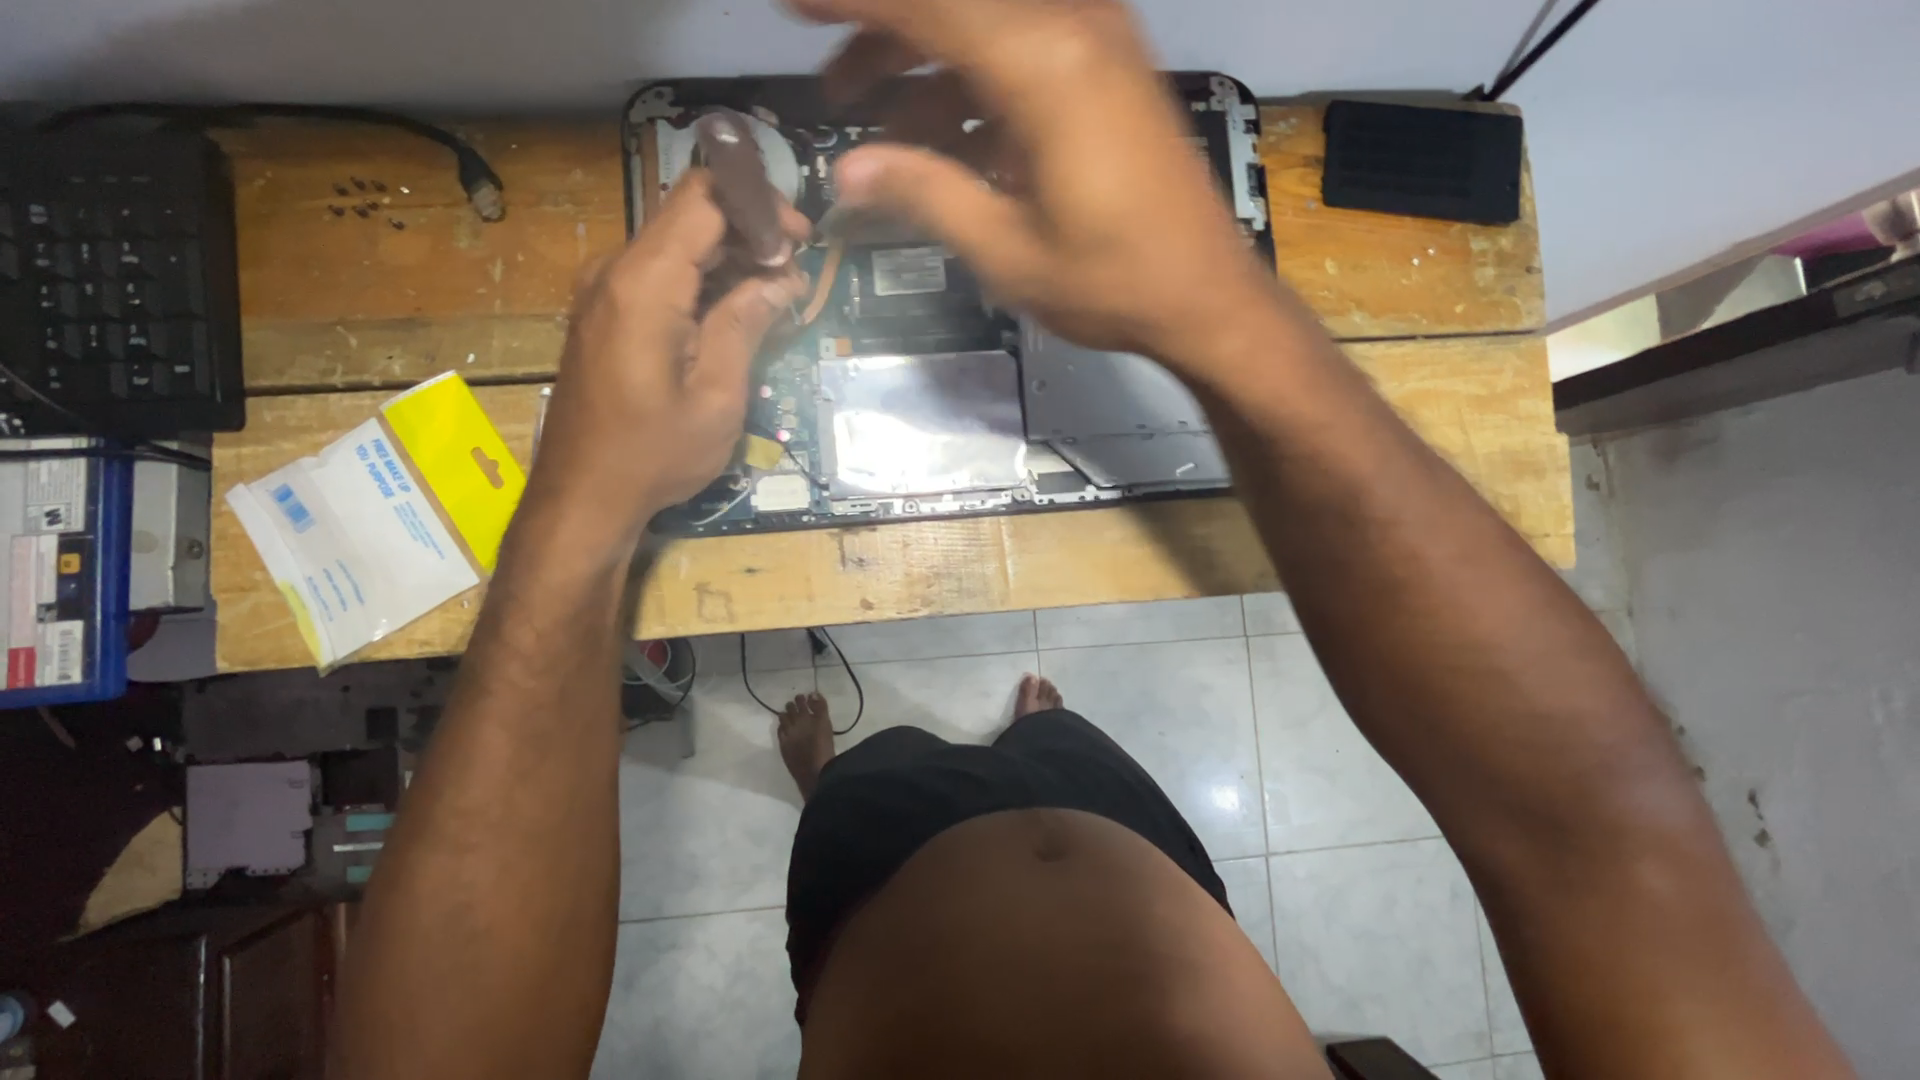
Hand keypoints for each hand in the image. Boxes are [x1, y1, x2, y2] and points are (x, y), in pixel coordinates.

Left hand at [527, 171, 809, 550]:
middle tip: (798, 271)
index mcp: (644, 283)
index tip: (802, 241)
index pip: (704, 198)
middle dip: (750, 230)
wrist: (583, 496)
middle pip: (690, 214)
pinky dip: (703, 280)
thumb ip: (747, 323)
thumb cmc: (654, 454)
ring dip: (730, 257)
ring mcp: (605, 291)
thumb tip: (783, 277)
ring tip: (777, 294)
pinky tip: (736, 312)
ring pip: (677, 243)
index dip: (760, 205)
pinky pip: (660, 274)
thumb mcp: (718, 396)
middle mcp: (615, 271)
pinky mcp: (605, 313)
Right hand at [791, 0, 1280, 369]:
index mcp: (1043, 64)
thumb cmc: (1112, 282)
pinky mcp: (1106, 75)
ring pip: (985, 31)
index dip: (853, 3)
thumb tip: (848, 169)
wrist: (1208, 296)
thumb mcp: (1006, 249)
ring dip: (925, 71)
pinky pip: (1020, 59)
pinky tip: (941, 144)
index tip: (794, 8)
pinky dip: (973, 92)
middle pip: (953, 10)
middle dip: (882, 39)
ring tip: (874, 126)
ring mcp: (1096, 46)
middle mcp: (1071, 29)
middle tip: (833, 87)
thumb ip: (925, 194)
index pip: (926, 6)